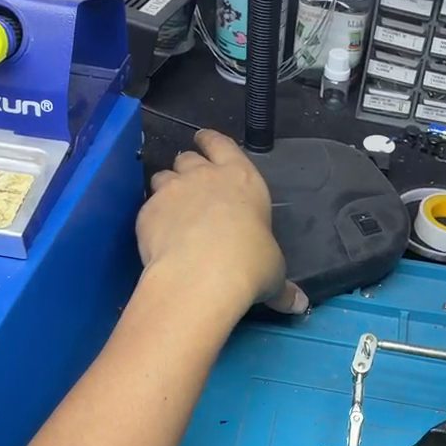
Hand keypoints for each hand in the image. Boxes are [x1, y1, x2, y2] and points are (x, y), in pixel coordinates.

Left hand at [139, 129, 305, 313]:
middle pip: (188, 158)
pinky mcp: (147, 212)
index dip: (212, 141)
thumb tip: (298, 305)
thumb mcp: (273, 273)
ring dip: (167, 188)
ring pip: (163, 176)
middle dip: (188, 167)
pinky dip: (152, 217)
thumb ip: (281, 285)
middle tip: (191, 183)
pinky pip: (147, 207)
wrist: (201, 277)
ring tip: (172, 209)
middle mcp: (205, 176)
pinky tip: (158, 236)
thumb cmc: (250, 265)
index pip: (223, 144)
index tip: (205, 140)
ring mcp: (173, 191)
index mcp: (243, 179)